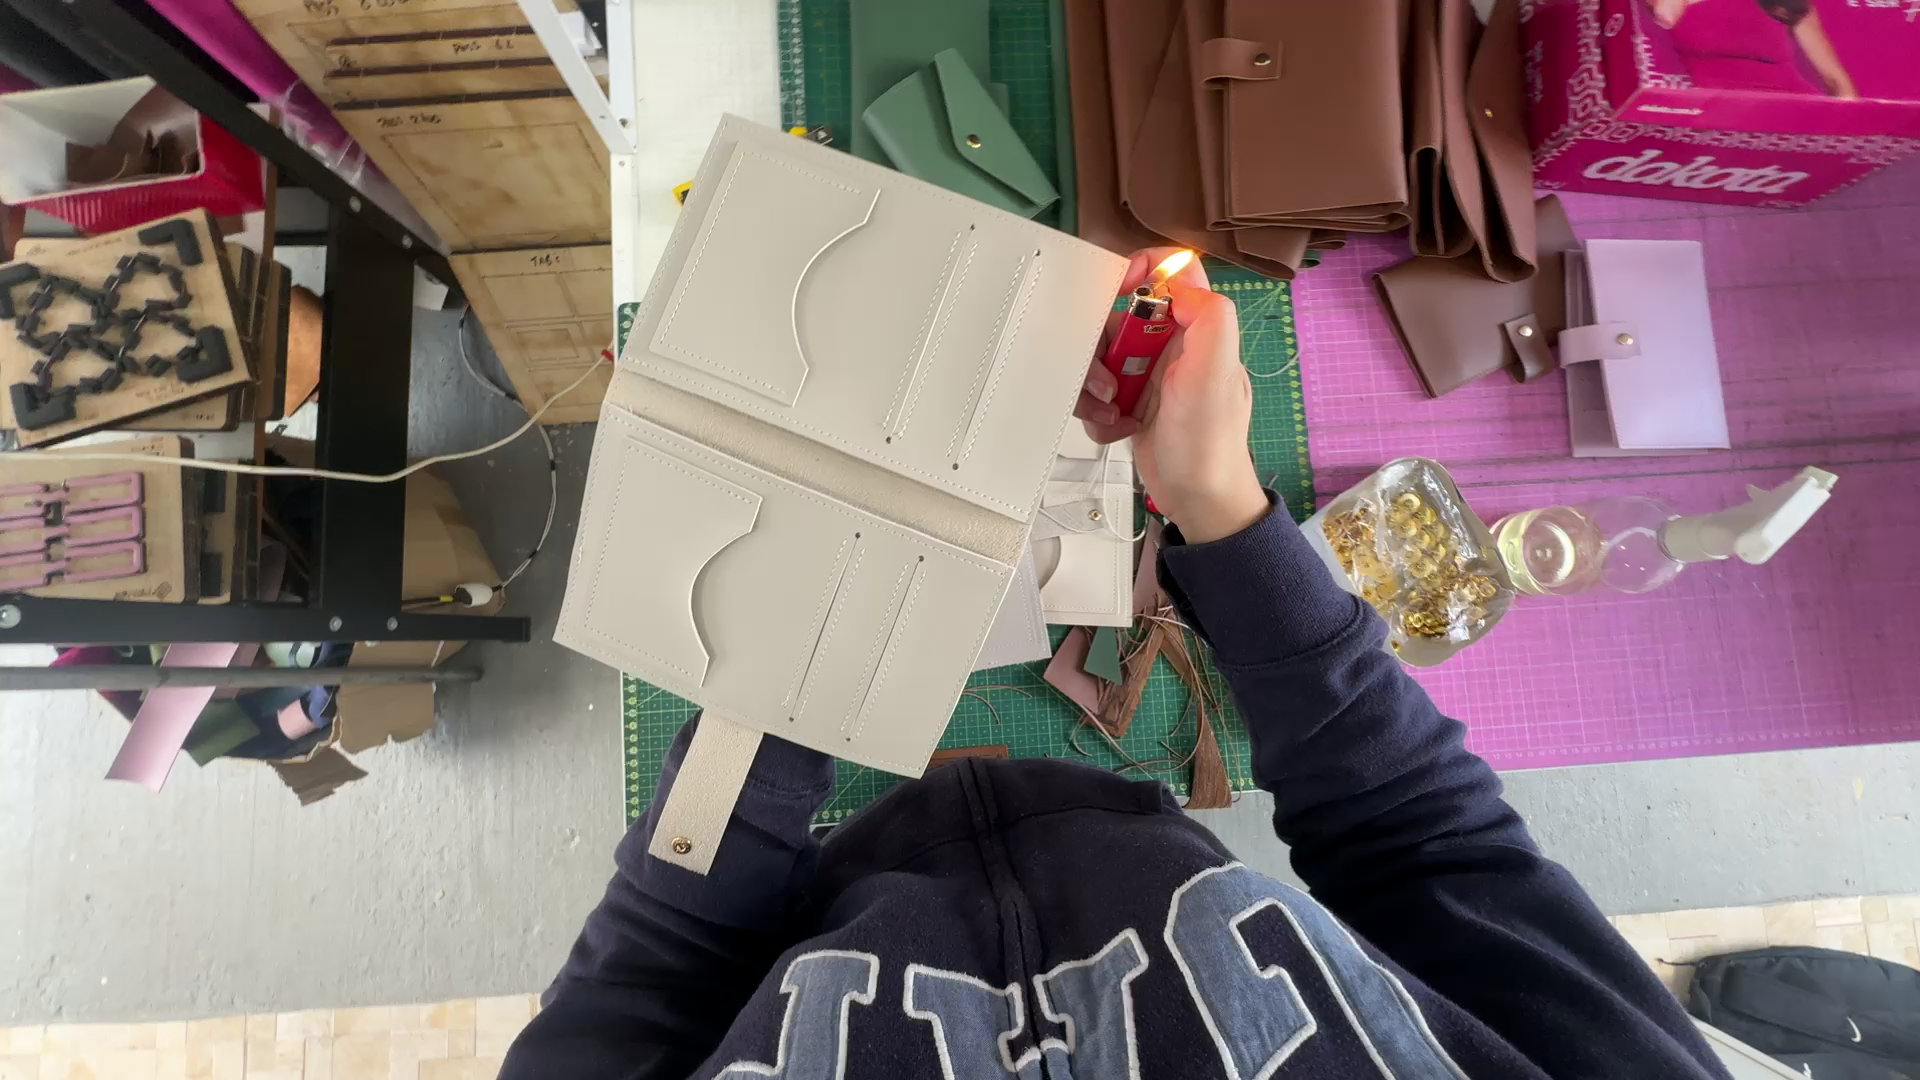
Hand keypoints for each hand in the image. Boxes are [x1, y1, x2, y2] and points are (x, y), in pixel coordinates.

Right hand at [1076, 249, 1268, 543]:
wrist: (1197, 498)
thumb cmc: (1210, 440)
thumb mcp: (1217, 372)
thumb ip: (1209, 316)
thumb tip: (1178, 283)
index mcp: (1196, 329)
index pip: (1174, 272)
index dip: (1144, 269)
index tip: (1120, 289)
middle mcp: (1170, 347)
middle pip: (1119, 318)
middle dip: (1103, 349)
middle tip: (1112, 381)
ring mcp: (1147, 376)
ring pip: (1100, 359)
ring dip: (1095, 387)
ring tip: (1113, 412)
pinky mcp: (1129, 404)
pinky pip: (1096, 394)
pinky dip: (1098, 413)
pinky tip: (1118, 429)